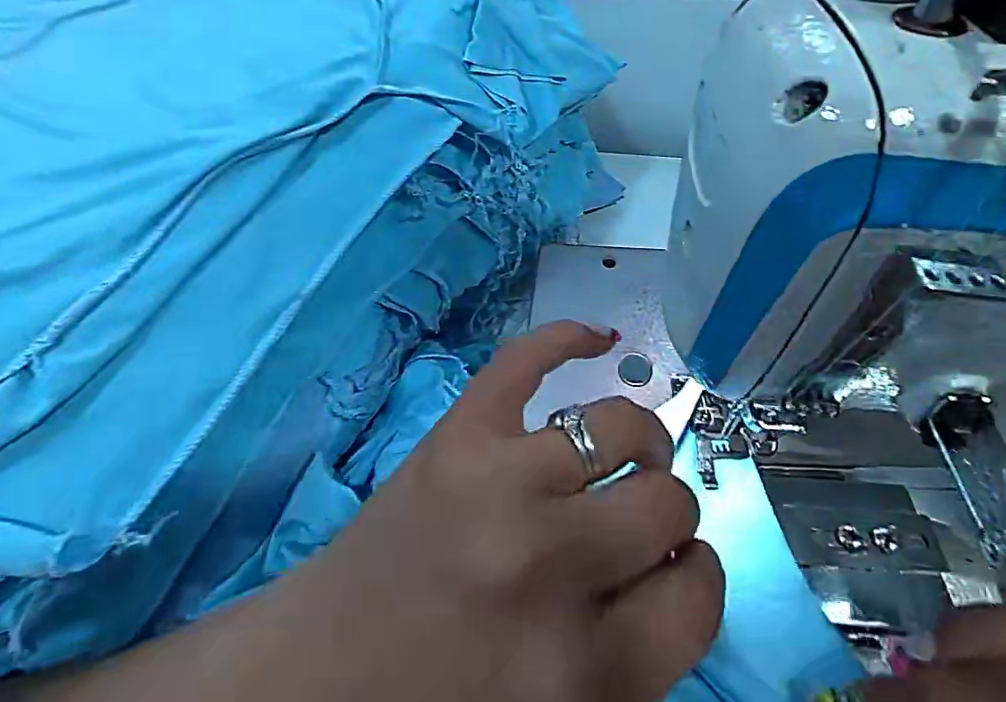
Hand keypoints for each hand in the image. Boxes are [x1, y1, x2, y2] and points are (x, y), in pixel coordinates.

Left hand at [280, 319, 723, 699]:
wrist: (308, 685)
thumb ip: (638, 652)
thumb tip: (683, 561)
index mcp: (579, 672)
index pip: (697, 597)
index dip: (695, 579)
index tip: (672, 572)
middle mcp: (547, 566)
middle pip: (668, 503)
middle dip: (664, 513)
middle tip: (632, 524)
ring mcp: (498, 485)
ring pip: (624, 426)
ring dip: (639, 444)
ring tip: (621, 459)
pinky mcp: (455, 436)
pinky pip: (527, 361)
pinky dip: (568, 339)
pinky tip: (599, 340)